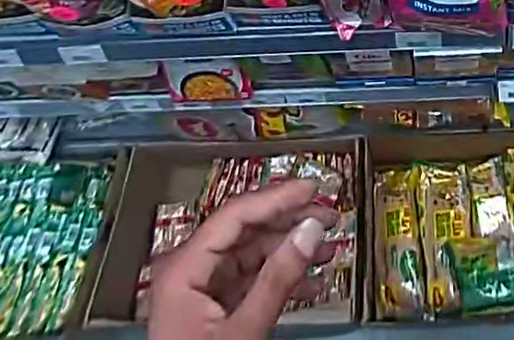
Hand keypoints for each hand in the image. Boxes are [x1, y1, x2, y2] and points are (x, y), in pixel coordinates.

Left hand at [147, 178, 337, 339]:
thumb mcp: (244, 333)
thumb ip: (278, 278)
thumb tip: (311, 228)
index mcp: (184, 266)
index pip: (236, 214)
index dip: (277, 197)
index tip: (312, 188)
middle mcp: (189, 268)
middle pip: (244, 230)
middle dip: (289, 222)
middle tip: (329, 215)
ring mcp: (200, 289)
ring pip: (251, 255)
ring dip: (290, 251)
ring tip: (328, 249)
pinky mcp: (212, 310)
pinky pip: (249, 281)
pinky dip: (279, 278)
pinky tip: (312, 283)